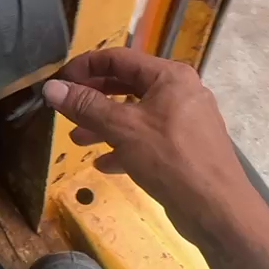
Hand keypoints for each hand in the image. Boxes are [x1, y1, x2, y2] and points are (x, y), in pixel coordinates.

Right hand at [41, 48, 247, 228]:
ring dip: (104, 124)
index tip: (59, 82)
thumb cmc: (169, 158)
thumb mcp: (121, 128)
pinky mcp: (186, 148)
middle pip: (127, 85)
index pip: (118, 58)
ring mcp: (185, 121)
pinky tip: (104, 163)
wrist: (217, 210)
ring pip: (136, 114)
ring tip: (77, 139)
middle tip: (65, 109)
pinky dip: (125, 146)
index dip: (84, 66)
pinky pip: (148, 139)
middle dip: (93, 98)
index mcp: (169, 77)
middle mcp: (180, 92)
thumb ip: (85, 106)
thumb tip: (51, 88)